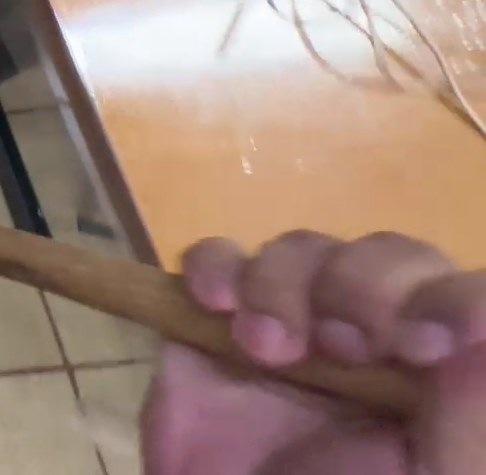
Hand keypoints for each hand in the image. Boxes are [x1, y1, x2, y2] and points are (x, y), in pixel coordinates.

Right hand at [144, 230, 485, 473]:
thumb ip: (471, 426)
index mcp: (451, 379)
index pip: (473, 298)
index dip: (455, 301)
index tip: (422, 346)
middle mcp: (386, 341)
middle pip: (389, 256)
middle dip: (358, 288)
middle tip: (340, 347)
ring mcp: (294, 322)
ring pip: (301, 249)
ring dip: (278, 286)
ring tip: (266, 350)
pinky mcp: (214, 315)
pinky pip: (215, 254)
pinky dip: (214, 266)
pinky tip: (214, 305)